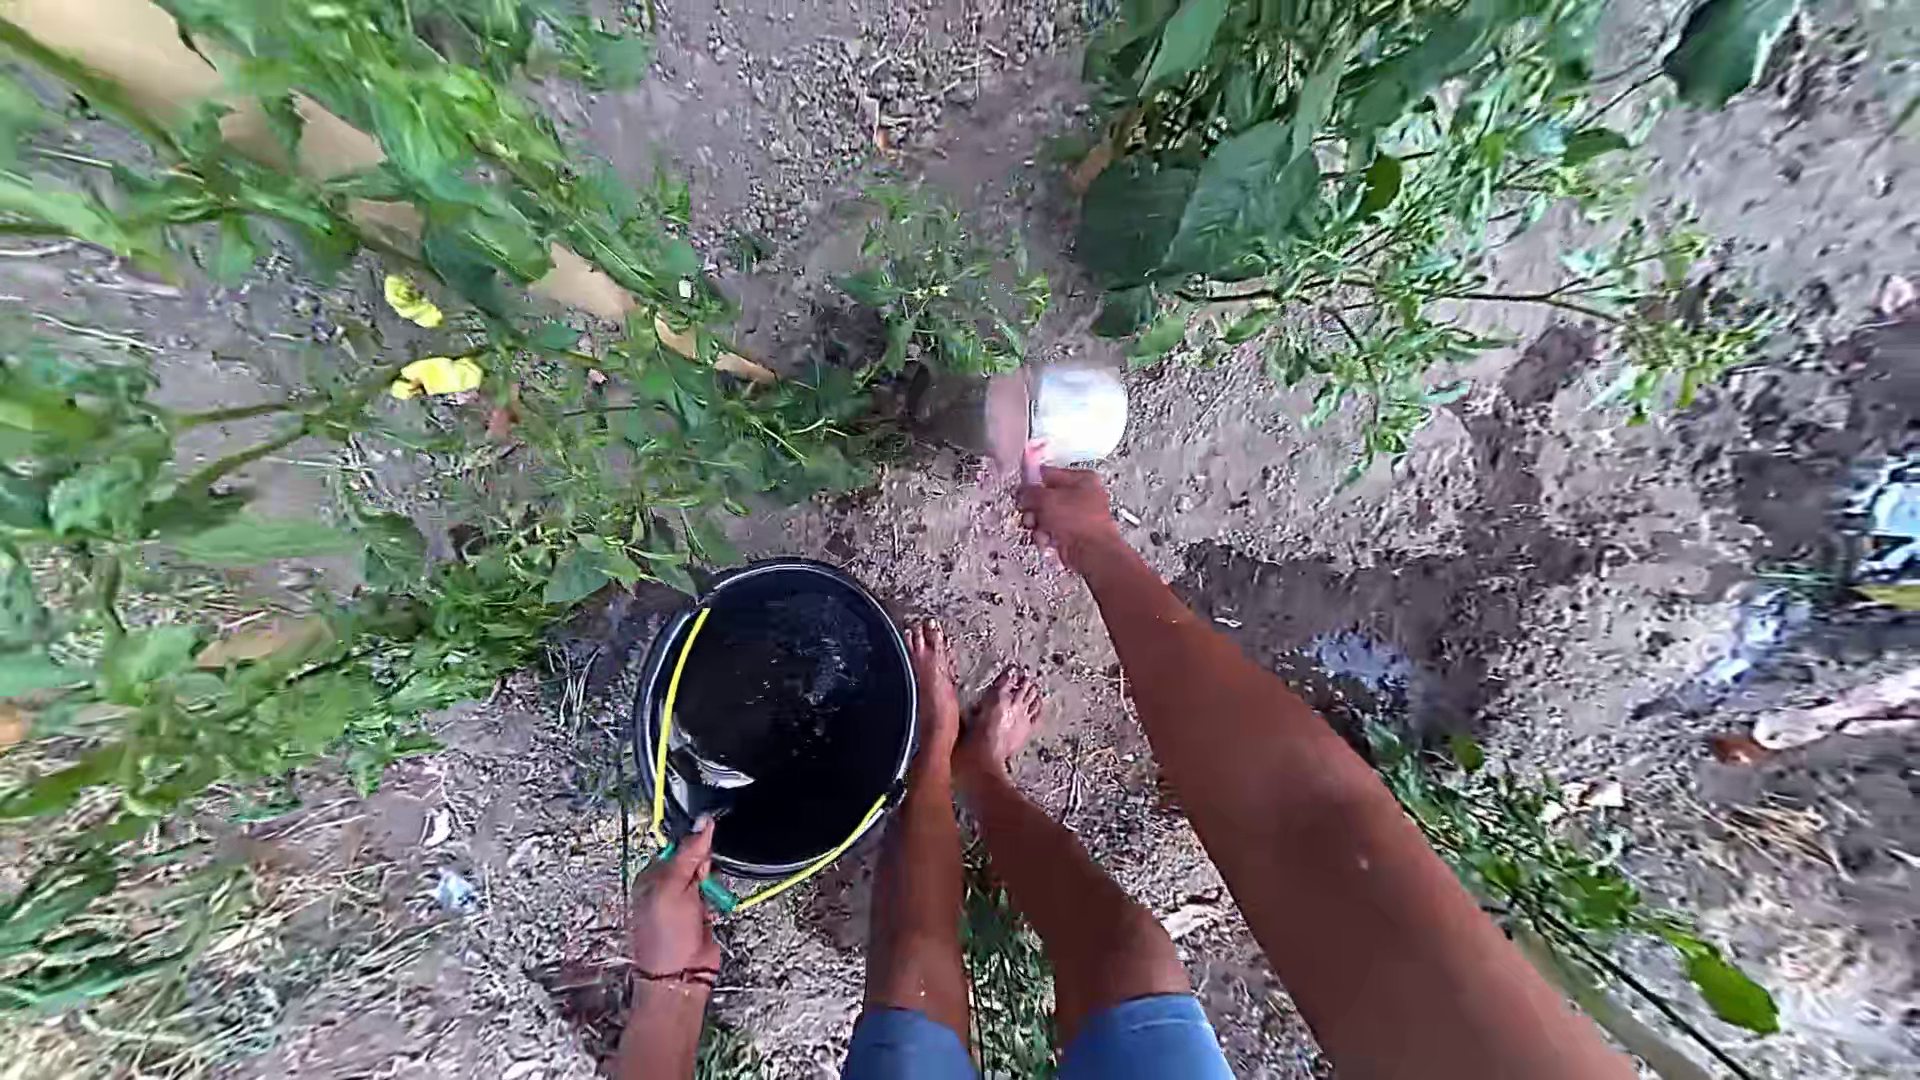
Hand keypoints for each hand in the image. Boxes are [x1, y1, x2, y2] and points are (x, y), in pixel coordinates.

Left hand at [629, 816, 720, 982]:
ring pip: (707, 873)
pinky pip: (714, 890)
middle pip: (695, 858)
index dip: (693, 848)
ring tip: (706, 901)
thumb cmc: (667, 938)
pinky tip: (712, 907)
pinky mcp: (700, 910)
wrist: (683, 975)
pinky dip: (717, 895)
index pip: (678, 845)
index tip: (698, 860)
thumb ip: (689, 853)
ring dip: (712, 883)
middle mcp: (665, 887)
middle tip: (699, 885)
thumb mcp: (674, 888)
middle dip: (704, 868)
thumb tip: (704, 823)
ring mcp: (683, 900)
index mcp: (650, 878)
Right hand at [1017, 464, 1124, 574]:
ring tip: (1040, 528)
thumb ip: (1031, 492)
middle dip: (1034, 508)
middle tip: (1031, 513)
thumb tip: (1024, 491)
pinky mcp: (1073, 536)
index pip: (1049, 474)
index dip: (1032, 481)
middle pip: (1046, 498)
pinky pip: (1051, 532)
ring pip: (1046, 517)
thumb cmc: (1080, 523)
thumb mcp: (1047, 499)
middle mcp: (1083, 497)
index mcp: (1082, 479)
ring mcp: (1078, 518)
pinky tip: (1047, 539)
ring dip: (1038, 524)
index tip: (1022, 489)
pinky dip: (1045, 536)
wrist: (1092, 552)